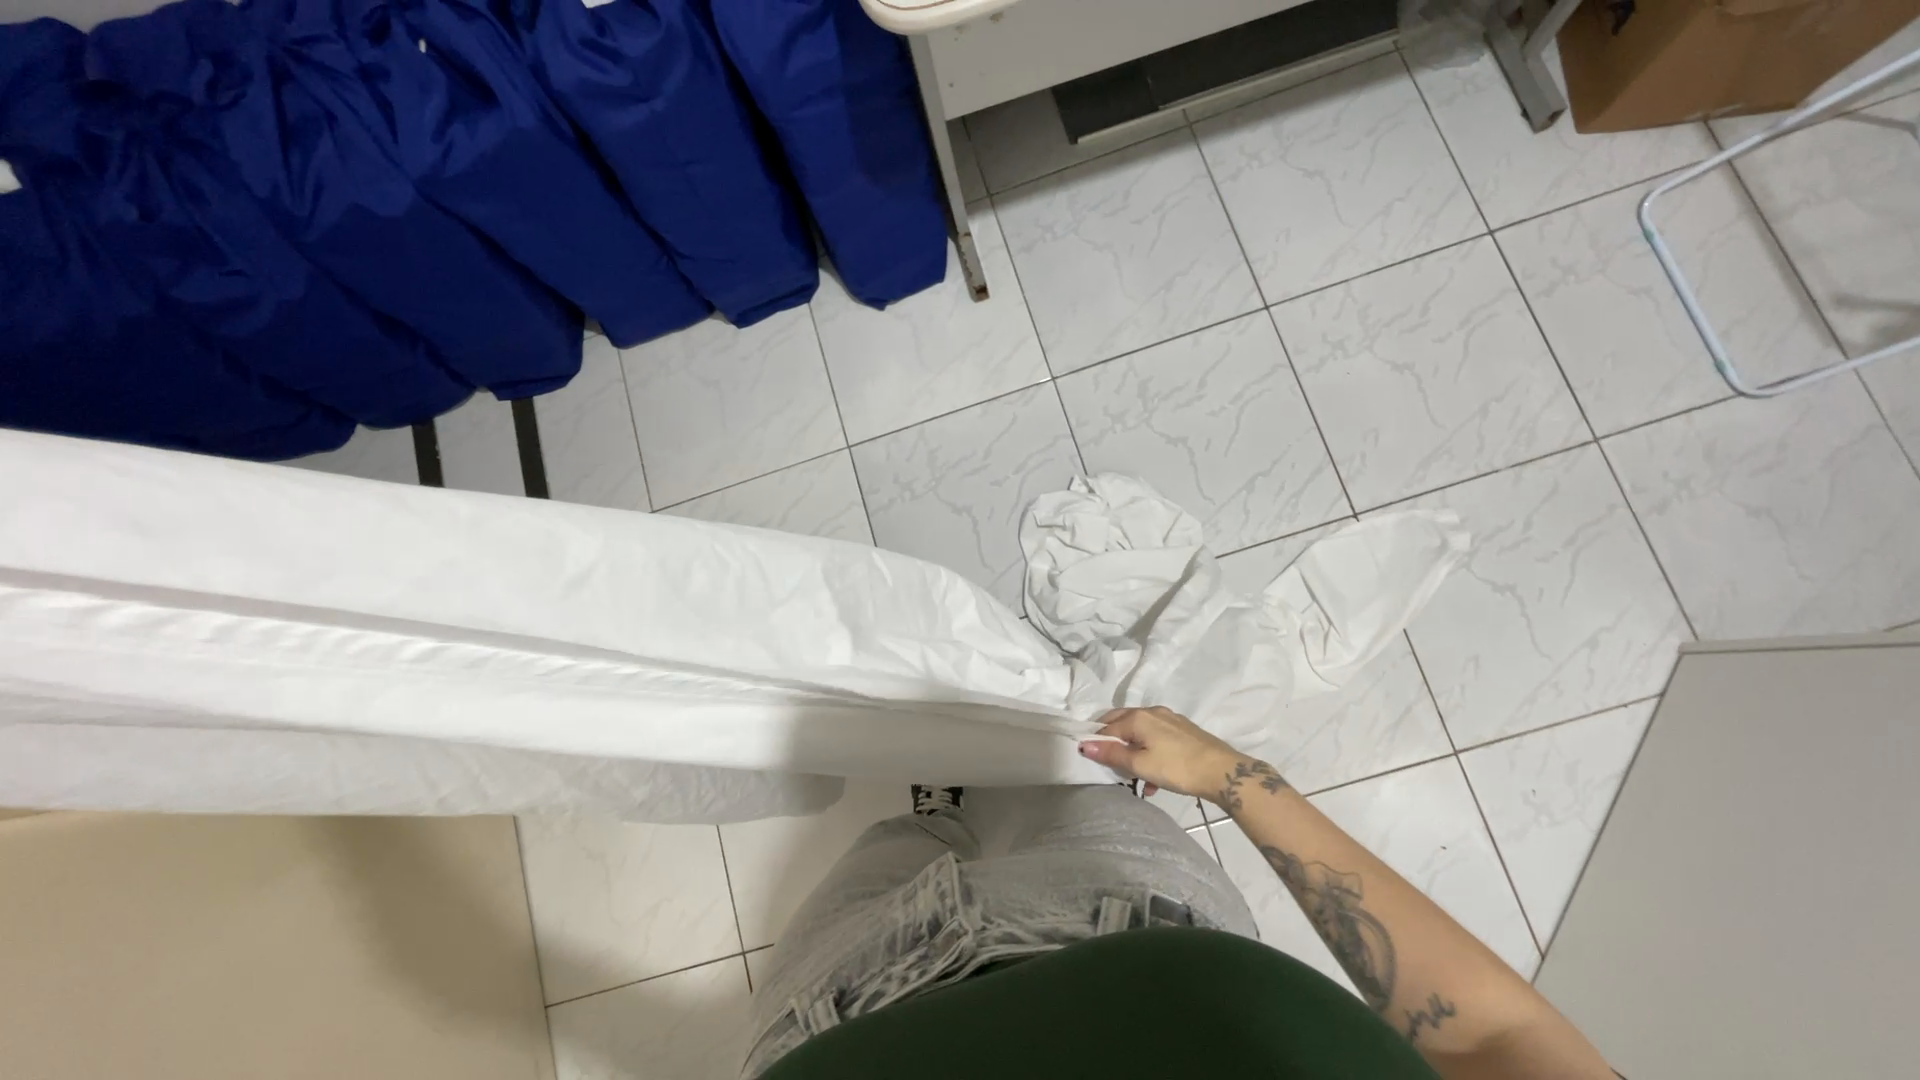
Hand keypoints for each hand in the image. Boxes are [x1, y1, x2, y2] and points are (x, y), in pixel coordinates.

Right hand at [1078, 706, 1283, 806]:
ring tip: (1135, 780)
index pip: (1107, 727)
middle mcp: (1153, 712)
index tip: (1091, 761)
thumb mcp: (1140, 764)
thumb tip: (1085, 744)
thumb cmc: (1177, 768)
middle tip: (1110, 766)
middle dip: (1114, 745)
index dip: (1096, 743)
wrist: (1223, 772)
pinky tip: (1155, 779)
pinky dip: (1150, 754)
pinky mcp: (1184, 731)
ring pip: (1141, 734)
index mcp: (1138, 716)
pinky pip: (1157, 740)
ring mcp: (1170, 720)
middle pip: (1123, 725)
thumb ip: (1112, 754)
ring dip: (1134, 754)